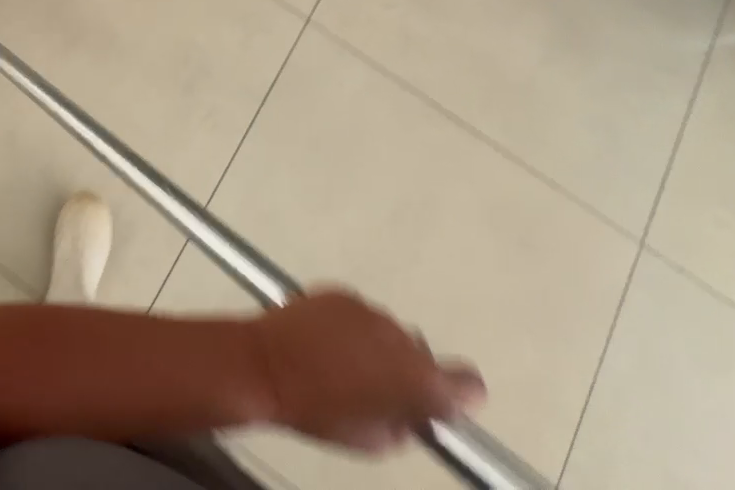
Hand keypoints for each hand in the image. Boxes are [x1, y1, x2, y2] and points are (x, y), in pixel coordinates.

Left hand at [249, 288, 485, 453]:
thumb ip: (406, 424)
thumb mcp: (374, 441)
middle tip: (370, 384)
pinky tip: (321, 339)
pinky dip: (346, 326)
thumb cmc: (319, 412)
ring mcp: (370, 311)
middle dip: (403, 369)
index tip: (433, 402)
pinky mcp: (340, 293)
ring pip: (385, 332)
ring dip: (373, 345)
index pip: (470, 384)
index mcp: (420, 380)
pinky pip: (356, 314)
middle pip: (419, 355)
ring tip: (336, 360)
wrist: (265, 365)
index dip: (456, 395)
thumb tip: (411, 412)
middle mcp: (403, 339)